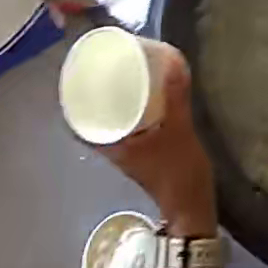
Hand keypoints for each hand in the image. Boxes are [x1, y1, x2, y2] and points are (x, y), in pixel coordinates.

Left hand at [97, 41, 216, 232]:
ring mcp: (128, 153)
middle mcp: (115, 150)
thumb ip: (175, 97)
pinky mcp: (142, 153)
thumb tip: (170, 61)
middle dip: (96, 97)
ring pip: (111, 124)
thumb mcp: (180, 129)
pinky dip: (129, 113)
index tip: (79, 78)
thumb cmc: (179, 171)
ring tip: (121, 79)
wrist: (192, 205)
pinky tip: (141, 100)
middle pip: (94, 120)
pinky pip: (127, 127)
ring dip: (113, 104)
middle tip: (102, 70)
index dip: (75, 102)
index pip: (81, 125)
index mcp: (113, 146)